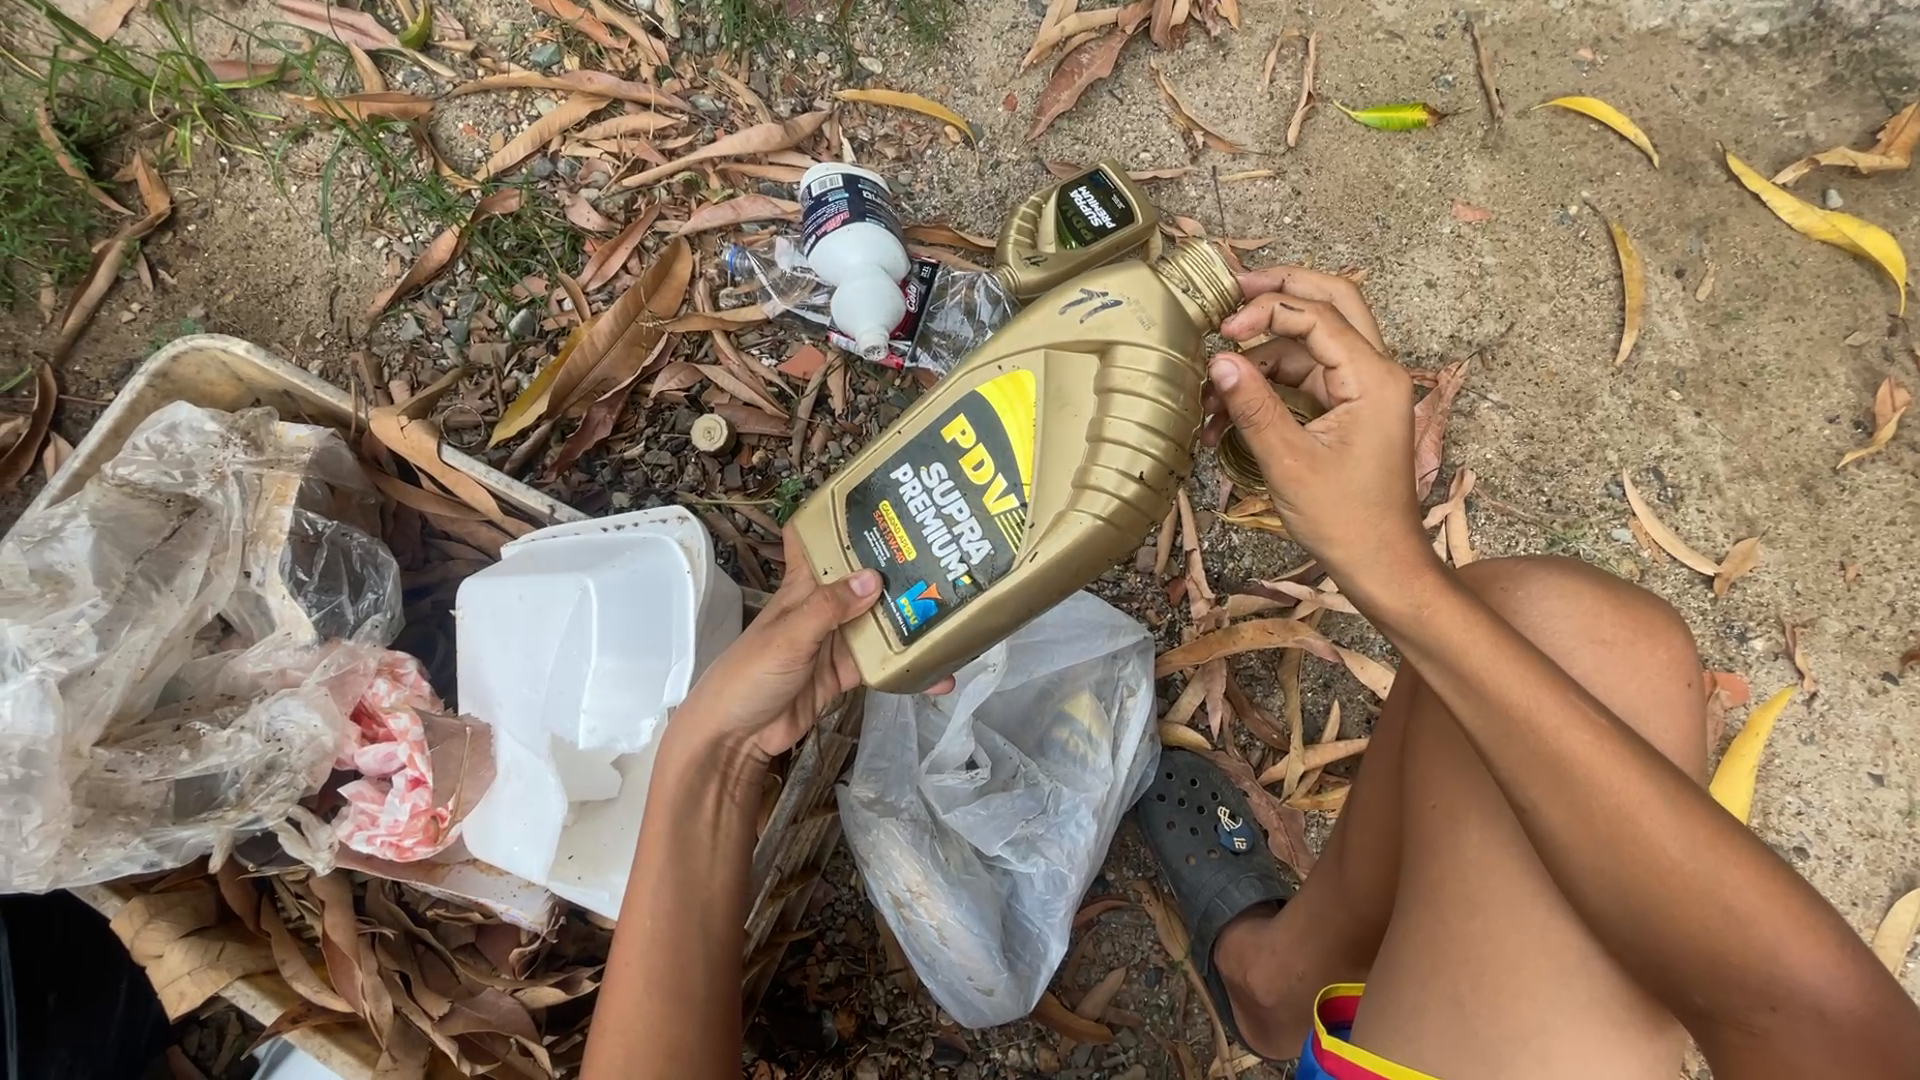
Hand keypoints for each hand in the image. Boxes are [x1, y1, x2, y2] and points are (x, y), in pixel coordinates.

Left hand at [676, 527, 953, 762]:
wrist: (735, 737)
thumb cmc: (749, 674)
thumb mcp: (789, 636)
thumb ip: (829, 608)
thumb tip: (875, 578)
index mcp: (802, 588)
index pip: (812, 541)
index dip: (834, 519)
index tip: (874, 503)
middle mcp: (821, 608)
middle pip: (861, 580)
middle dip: (894, 569)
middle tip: (942, 557)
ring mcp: (834, 641)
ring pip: (877, 622)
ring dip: (908, 619)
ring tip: (952, 612)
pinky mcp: (843, 674)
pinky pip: (880, 664)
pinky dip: (906, 669)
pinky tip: (938, 675)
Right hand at [1205, 267, 1430, 589]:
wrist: (1377, 562)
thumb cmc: (1343, 518)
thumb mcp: (1288, 462)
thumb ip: (1253, 406)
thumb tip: (1218, 361)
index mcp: (1372, 379)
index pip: (1318, 316)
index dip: (1266, 312)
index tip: (1221, 332)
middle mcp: (1372, 373)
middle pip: (1331, 303)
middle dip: (1281, 292)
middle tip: (1234, 289)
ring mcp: (1359, 390)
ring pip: (1308, 345)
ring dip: (1259, 359)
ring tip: (1211, 391)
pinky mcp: (1343, 410)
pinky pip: (1301, 380)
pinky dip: (1265, 389)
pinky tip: (1226, 416)